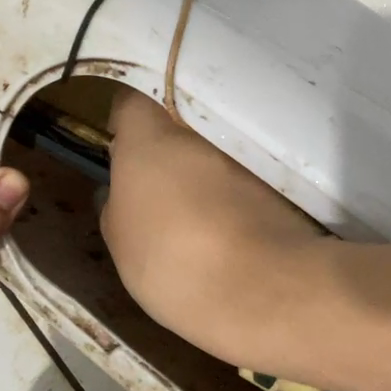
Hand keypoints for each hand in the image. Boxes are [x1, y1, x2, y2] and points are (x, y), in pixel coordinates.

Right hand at [99, 88, 330, 369]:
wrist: (265, 286)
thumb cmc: (173, 260)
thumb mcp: (121, 241)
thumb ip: (116, 205)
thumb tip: (118, 191)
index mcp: (151, 139)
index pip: (131, 104)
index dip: (122, 124)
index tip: (118, 149)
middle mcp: (199, 134)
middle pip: (176, 130)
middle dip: (165, 156)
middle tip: (154, 195)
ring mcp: (241, 155)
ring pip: (211, 156)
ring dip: (201, 179)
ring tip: (193, 224)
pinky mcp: (275, 181)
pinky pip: (241, 182)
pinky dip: (231, 202)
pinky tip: (226, 237)